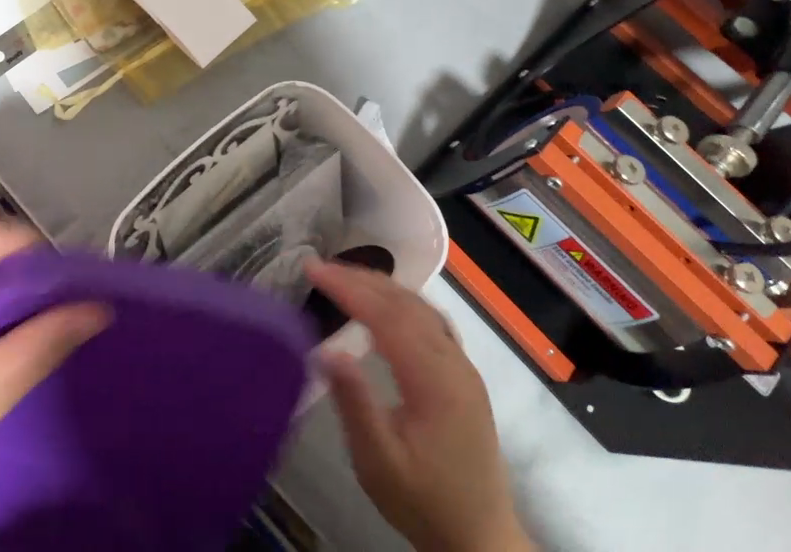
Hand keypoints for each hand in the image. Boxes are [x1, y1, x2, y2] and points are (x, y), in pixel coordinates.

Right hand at [306, 262, 531, 551]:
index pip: (388, 317)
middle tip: (318, 266)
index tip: (312, 269)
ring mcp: (464, 369)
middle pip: (408, 305)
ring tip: (343, 276)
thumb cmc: (422, 500)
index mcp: (436, 382)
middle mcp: (456, 366)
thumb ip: (355, 404)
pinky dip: (401, 302)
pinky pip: (432, 323)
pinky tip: (383, 305)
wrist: (479, 536)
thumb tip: (326, 350)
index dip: (349, 288)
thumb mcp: (379, 461)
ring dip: (383, 286)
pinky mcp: (463, 377)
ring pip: (423, 309)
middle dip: (362, 279)